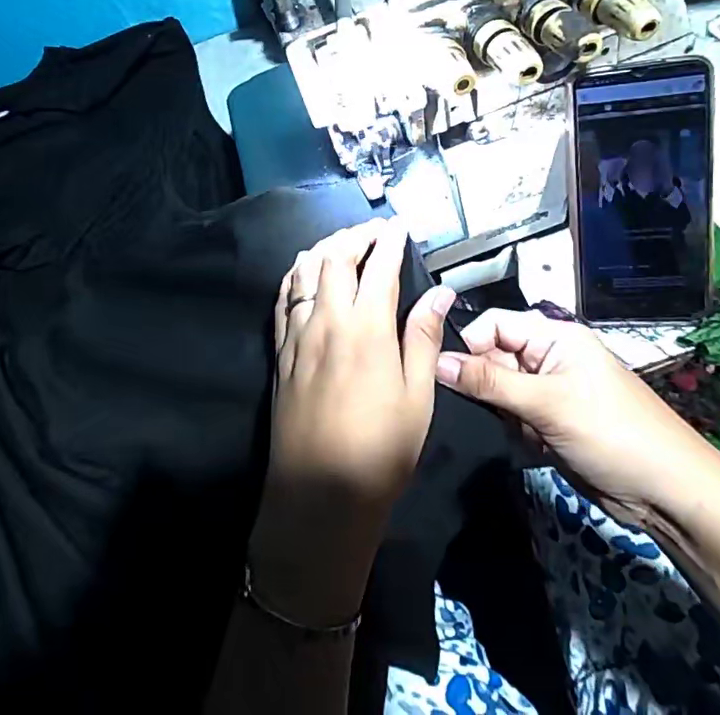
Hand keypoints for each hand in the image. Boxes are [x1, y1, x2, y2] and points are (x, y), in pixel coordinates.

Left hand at [248, 219, 454, 626]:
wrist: (319, 494)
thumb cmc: (380, 449)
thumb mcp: (417, 396)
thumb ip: (423, 336)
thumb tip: (439, 291)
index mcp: (366, 327)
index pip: (378, 267)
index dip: (390, 241)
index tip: (400, 226)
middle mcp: (326, 320)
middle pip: (334, 258)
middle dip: (355, 236)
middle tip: (374, 231)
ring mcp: (297, 334)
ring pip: (303, 272)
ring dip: (323, 249)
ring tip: (341, 243)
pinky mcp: (279, 352)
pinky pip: (283, 299)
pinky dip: (295, 276)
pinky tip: (304, 275)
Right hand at [437, 310, 719, 529]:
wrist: (666, 492)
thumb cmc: (612, 433)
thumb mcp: (546, 403)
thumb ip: (489, 382)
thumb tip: (436, 362)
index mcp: (553, 337)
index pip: (494, 324)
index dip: (468, 344)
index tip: (445, 374)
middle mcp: (548, 358)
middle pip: (493, 356)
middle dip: (479, 381)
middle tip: (466, 407)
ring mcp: (548, 393)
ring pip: (499, 389)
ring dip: (493, 409)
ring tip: (495, 425)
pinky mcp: (549, 424)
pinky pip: (512, 416)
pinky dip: (507, 428)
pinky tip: (510, 441)